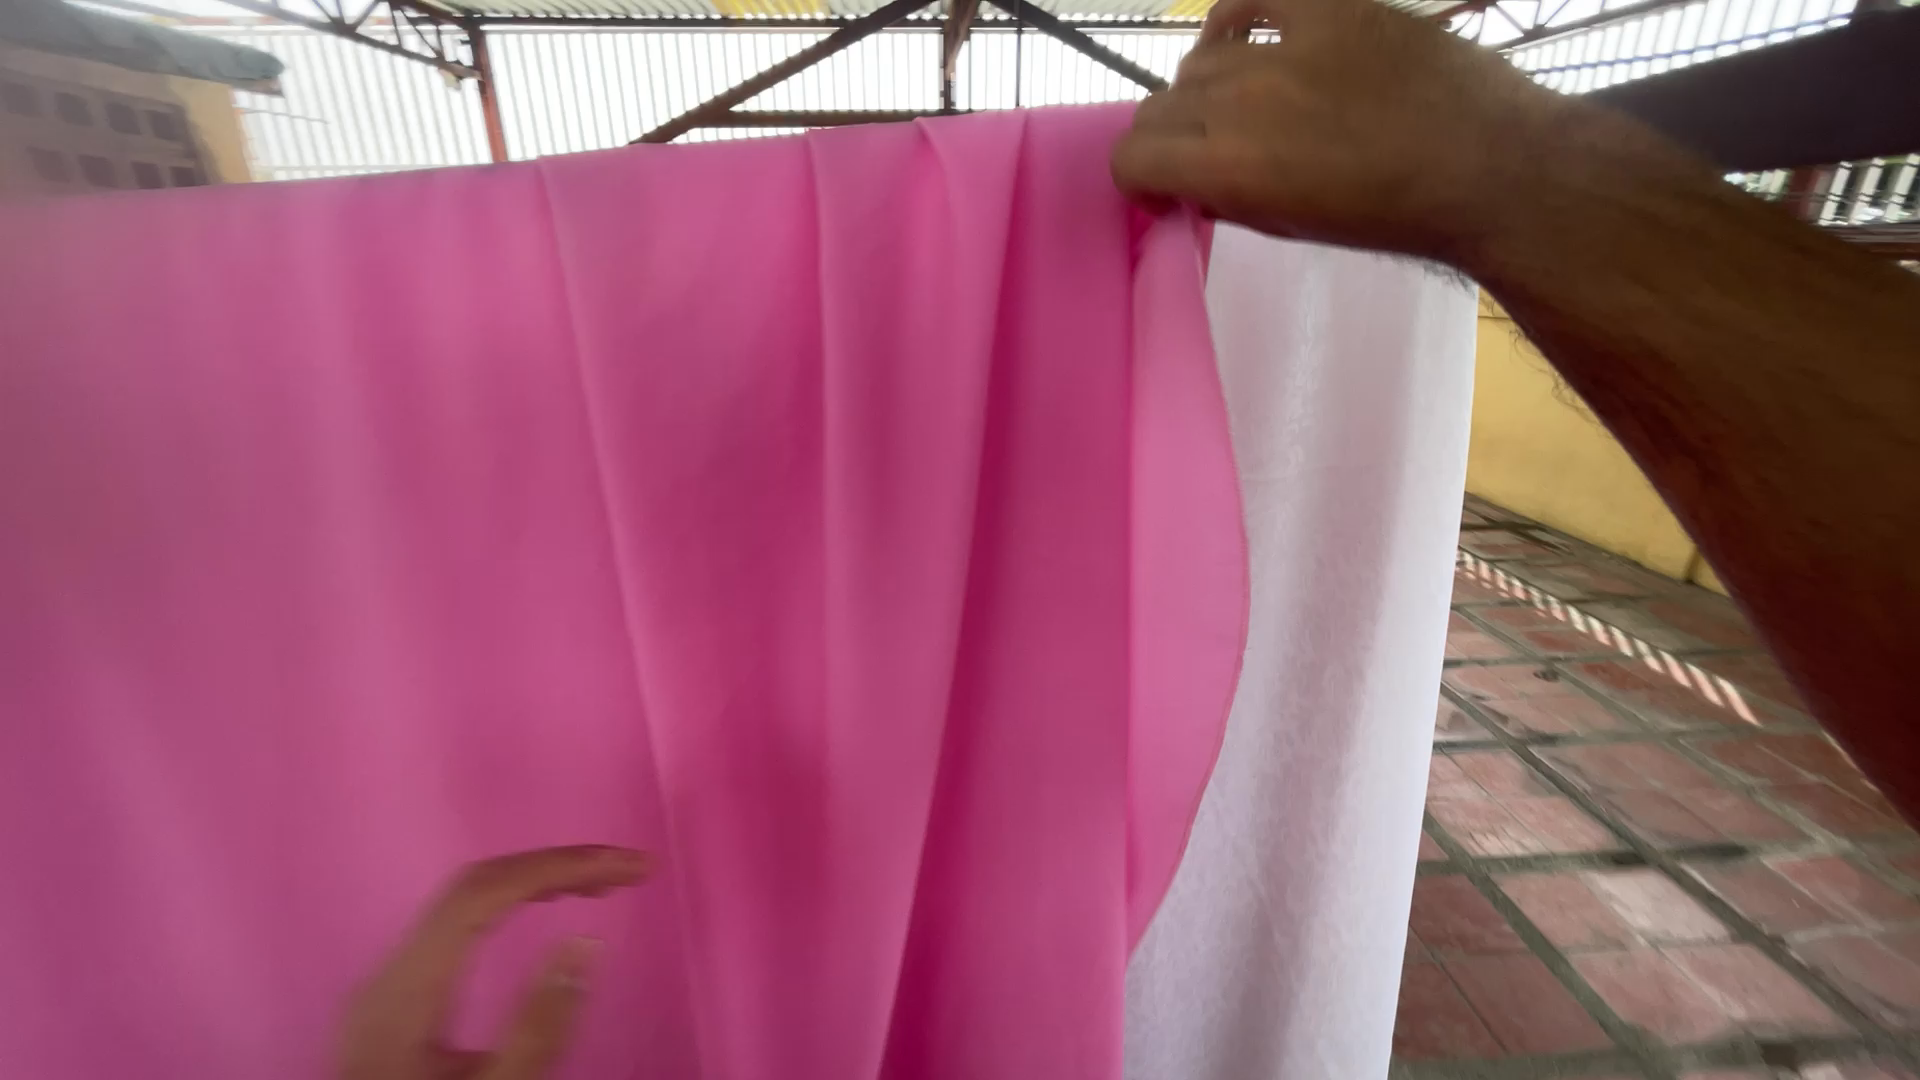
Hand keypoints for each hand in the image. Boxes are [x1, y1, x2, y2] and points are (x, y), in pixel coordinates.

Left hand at [338, 845, 652, 1079]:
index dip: (561, 865)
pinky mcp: (407, 989)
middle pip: (481, 883)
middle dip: (562, 863)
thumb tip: (589, 939)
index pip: (486, 892)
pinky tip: (553, 902)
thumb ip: (536, 1032)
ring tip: (606, 882)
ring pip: (475, 894)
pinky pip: (469, 915)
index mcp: (403, 993)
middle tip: (630, 870)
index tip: (630, 867)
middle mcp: (392, 971)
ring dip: (545, 876)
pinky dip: (522, 896)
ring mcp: (396, 978)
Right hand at [1111, 0, 1580, 263]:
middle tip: (1196, 157)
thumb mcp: (1284, 225)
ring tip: (1238, 107)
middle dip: (1162, 140)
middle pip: (1155, 107)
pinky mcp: (1331, 6)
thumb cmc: (1379, 217)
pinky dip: (1235, 22)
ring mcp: (1286, 43)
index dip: (1136, 178)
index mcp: (1226, 166)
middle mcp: (1240, 100)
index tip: (1164, 191)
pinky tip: (1249, 43)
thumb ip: (1224, 196)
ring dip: (1200, 90)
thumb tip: (1195, 181)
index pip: (1130, 155)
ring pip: (1197, 59)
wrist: (1480, 166)